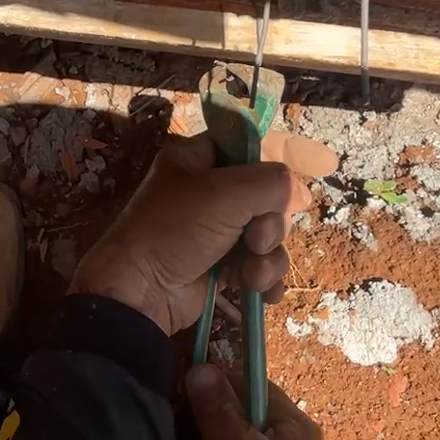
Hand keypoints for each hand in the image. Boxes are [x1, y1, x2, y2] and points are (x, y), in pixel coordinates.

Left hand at [68, 131, 336, 333]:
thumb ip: (272, 183)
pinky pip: (258, 264)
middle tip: (256, 239)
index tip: (282, 188)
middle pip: (264, 196)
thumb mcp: (225, 193)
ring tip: (253, 273)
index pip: (243, 147)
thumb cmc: (175, 230)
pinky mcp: (219, 266)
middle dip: (270, 223)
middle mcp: (204, 192)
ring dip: (269, 256)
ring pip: (266, 234)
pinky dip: (264, 278)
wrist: (140, 292)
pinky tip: (261, 292)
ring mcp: (213, 231)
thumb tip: (299, 194)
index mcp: (194, 161)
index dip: (267, 165)